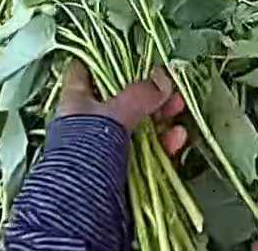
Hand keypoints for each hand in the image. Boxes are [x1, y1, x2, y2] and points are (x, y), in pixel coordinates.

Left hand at [57, 61, 188, 155]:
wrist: (84, 208)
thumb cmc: (88, 150)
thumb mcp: (115, 112)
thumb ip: (141, 93)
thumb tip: (164, 78)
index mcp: (77, 101)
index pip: (87, 68)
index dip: (106, 57)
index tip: (132, 49)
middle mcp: (90, 121)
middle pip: (123, 96)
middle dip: (150, 90)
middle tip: (171, 86)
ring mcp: (106, 146)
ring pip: (138, 122)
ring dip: (162, 115)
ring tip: (180, 108)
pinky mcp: (122, 168)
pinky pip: (147, 150)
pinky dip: (163, 143)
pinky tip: (177, 138)